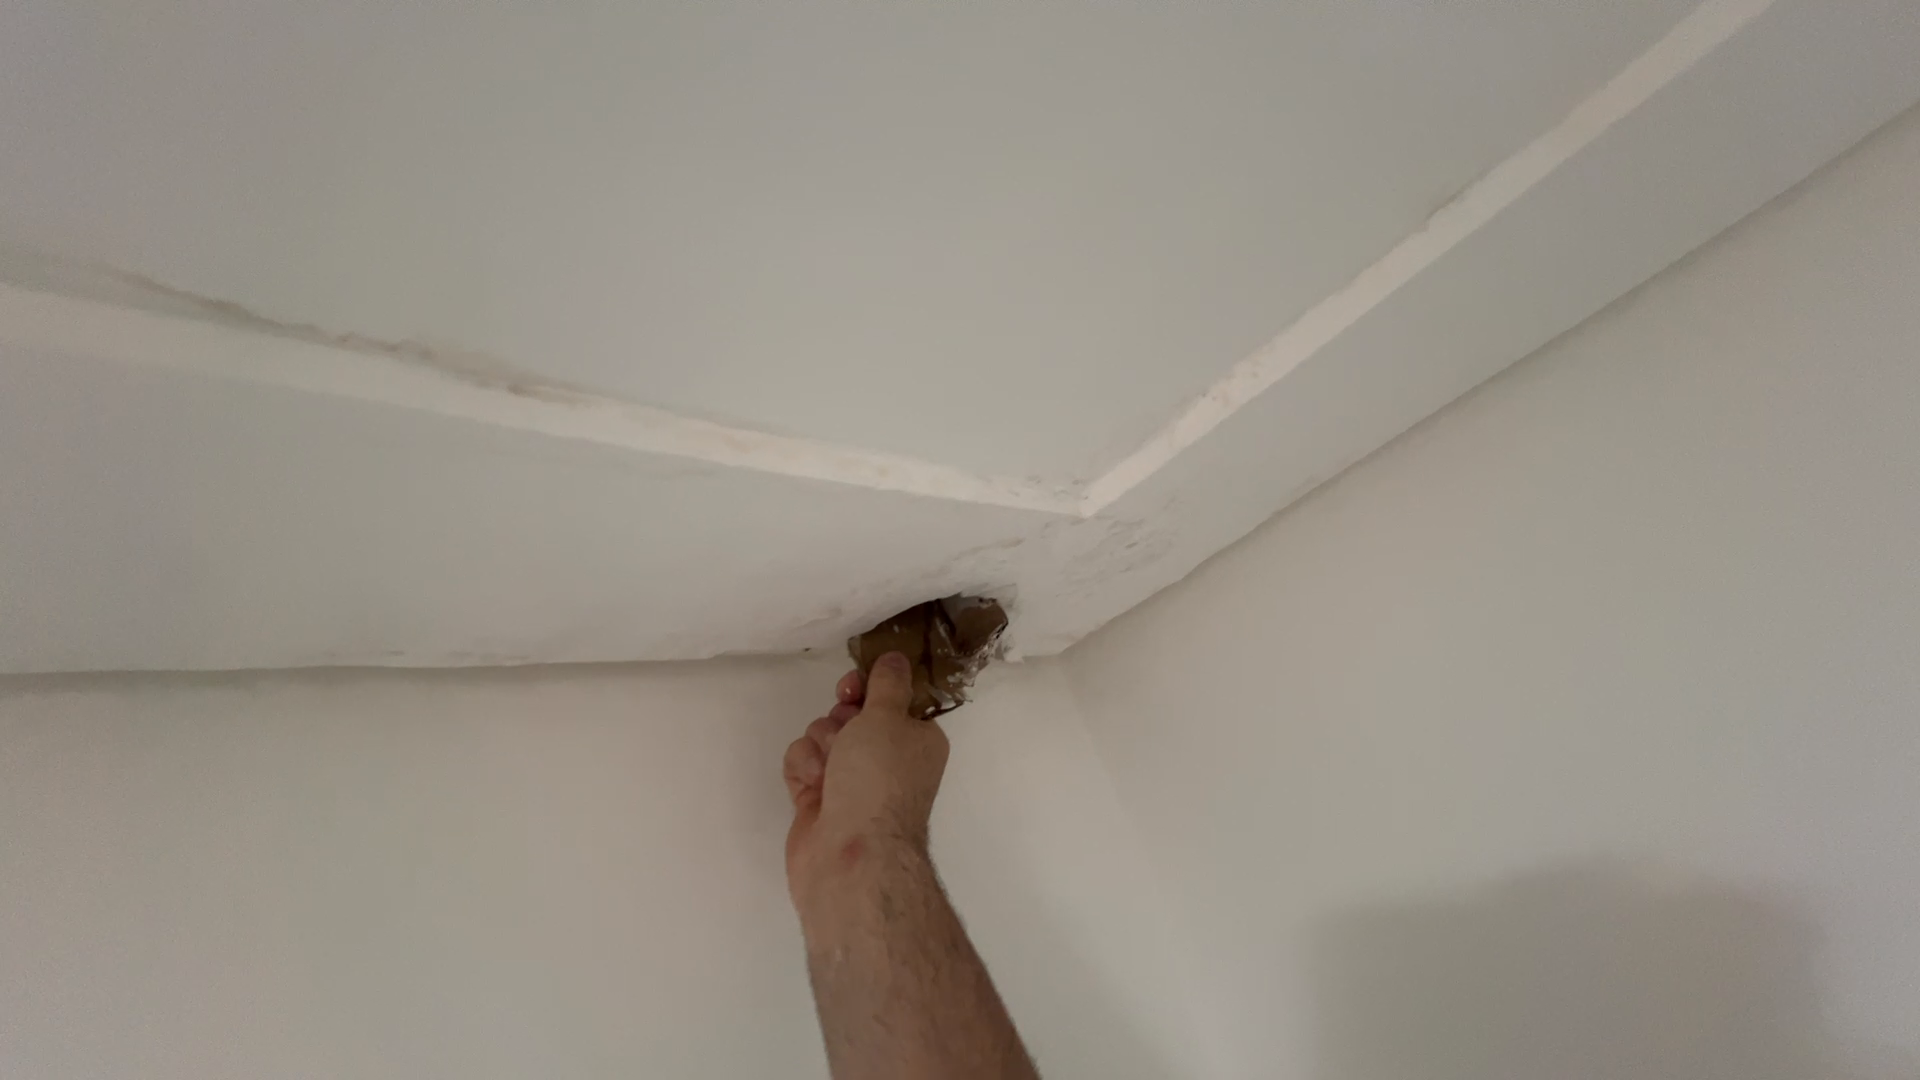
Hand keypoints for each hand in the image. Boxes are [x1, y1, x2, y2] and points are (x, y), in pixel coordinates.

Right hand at [783, 652, 950, 908]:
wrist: (851, 856)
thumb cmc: (879, 778)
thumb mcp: (889, 717)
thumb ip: (888, 682)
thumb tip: (896, 657)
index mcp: (916, 738)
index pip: (888, 698)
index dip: (868, 690)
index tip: (853, 688)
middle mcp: (886, 758)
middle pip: (850, 715)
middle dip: (840, 721)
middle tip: (846, 735)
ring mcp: (851, 780)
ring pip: (821, 735)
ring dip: (821, 746)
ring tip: (829, 773)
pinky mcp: (818, 798)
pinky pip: (802, 762)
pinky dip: (804, 770)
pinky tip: (812, 790)